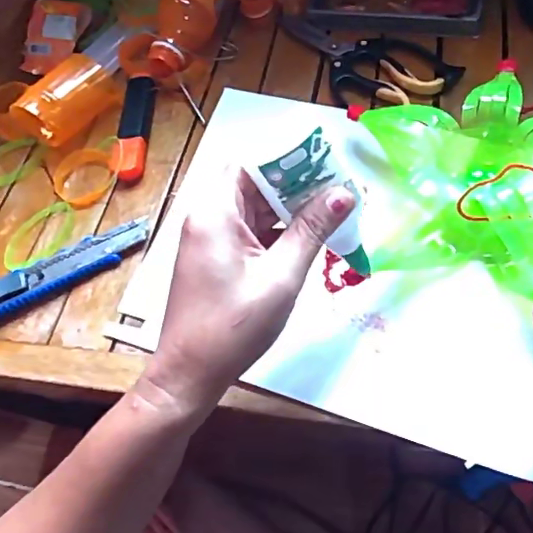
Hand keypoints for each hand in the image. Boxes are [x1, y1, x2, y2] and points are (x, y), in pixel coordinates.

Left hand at [139, 166, 353, 416]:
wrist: (190, 373)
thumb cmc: (232, 327)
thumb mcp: (281, 277)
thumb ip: (311, 231)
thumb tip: (342, 194)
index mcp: (214, 212)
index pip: (250, 164)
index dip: (288, 159)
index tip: (327, 162)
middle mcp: (207, 218)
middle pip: (254, 184)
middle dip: (296, 185)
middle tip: (340, 189)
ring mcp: (209, 239)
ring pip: (254, 209)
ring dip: (290, 210)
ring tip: (334, 212)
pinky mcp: (216, 258)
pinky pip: (249, 232)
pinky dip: (277, 232)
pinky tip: (309, 238)